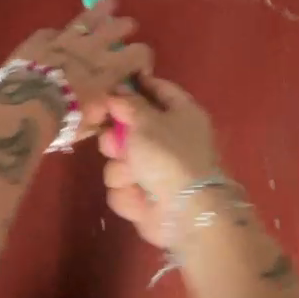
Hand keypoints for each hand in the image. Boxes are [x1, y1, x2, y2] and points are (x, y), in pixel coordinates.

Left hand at [5, 0, 150, 141]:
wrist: (25, 106)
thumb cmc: (64, 120)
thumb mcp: (93, 124)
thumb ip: (105, 113)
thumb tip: (110, 112)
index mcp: (109, 69)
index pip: (140, 53)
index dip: (144, 58)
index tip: (139, 69)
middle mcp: (92, 48)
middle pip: (118, 26)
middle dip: (125, 27)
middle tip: (126, 29)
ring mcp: (65, 38)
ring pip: (88, 17)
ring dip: (101, 10)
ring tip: (109, 3)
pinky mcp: (41, 38)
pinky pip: (53, 32)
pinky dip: (57, 35)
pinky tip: (58, 35)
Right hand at [100, 75, 218, 247]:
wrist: (186, 213)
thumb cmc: (169, 156)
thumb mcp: (145, 121)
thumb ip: (127, 103)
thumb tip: (117, 92)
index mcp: (181, 113)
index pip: (158, 89)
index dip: (136, 85)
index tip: (112, 85)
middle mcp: (170, 139)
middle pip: (130, 128)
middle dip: (115, 138)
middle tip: (112, 144)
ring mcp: (157, 170)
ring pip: (120, 161)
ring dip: (122, 169)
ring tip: (133, 177)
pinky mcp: (146, 197)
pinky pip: (123, 187)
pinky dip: (128, 193)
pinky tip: (140, 198)